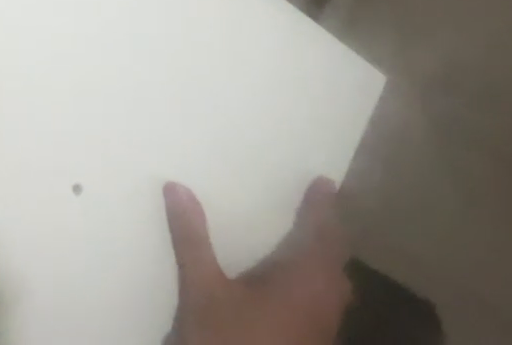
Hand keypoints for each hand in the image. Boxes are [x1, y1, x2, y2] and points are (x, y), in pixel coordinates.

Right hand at [164, 179, 351, 344]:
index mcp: (303, 284)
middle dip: (326, 236)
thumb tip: (178, 187)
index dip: (323, 210)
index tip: (323, 183)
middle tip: (314, 210)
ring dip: (321, 263)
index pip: (323, 237)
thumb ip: (192, 239)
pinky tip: (288, 288)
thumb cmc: (229, 342)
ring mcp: (320, 332)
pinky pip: (321, 305)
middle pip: (334, 264)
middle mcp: (322, 306)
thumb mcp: (202, 289)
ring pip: (331, 289)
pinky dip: (311, 285)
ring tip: (302, 244)